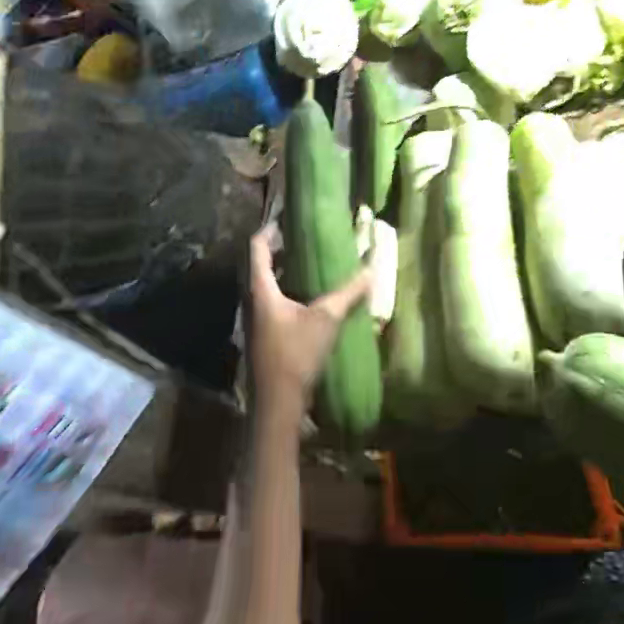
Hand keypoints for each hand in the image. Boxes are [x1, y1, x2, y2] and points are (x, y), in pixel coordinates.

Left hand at [247, 227, 370, 421]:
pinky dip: (287, 290)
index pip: (257, 247)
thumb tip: (371, 268)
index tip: (288, 219)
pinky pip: (272, 302)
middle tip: (305, 239)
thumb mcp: (327, 319)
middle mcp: (252, 301)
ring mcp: (255, 320)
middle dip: (281, 249)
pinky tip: (309, 298)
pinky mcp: (263, 335)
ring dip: (285, 271)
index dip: (270, 229)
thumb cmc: (296, 354)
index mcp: (261, 289)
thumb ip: (349, 292)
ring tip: (310, 263)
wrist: (277, 404)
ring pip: (266, 285)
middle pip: (260, 265)